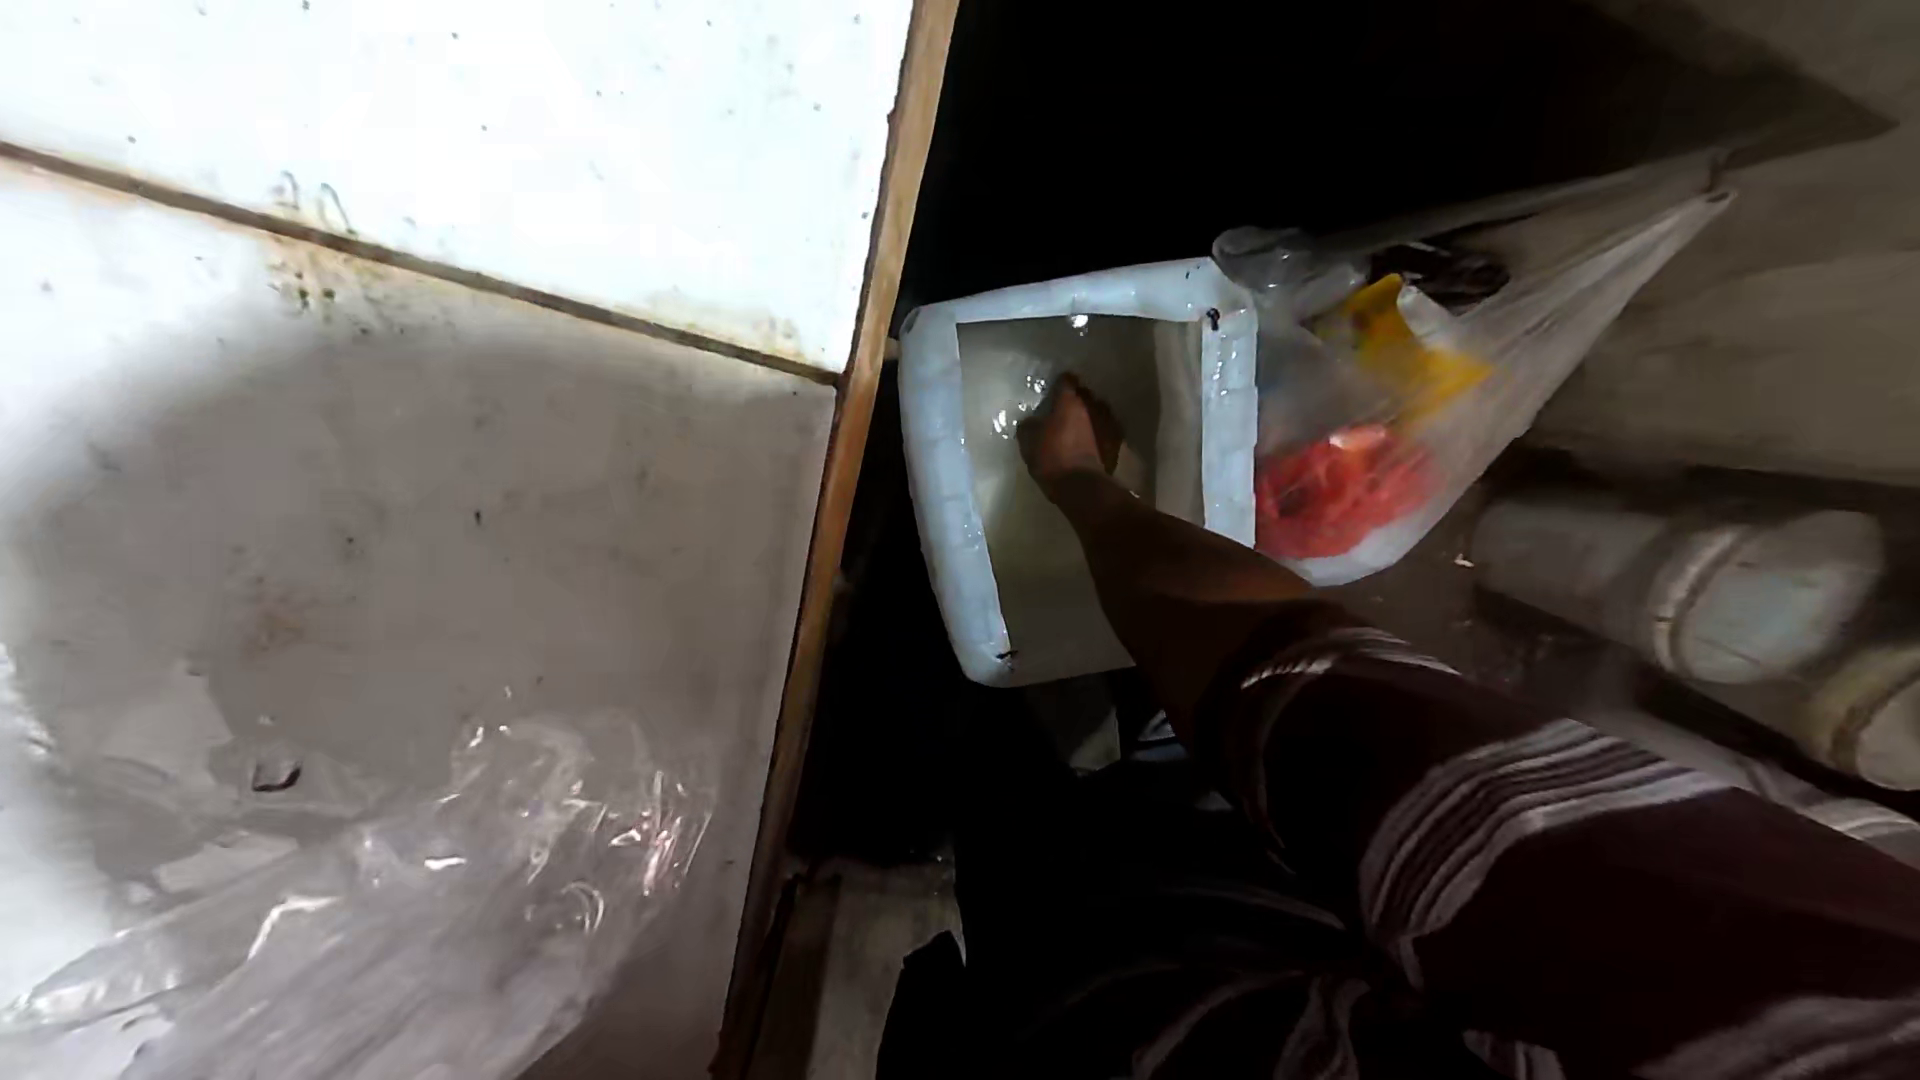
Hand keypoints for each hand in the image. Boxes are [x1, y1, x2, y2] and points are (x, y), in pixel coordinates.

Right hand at [1018, 372, 1123, 501]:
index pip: (1065, 380)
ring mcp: (1107, 422)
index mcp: (1068, 401)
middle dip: (1076, 398)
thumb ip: (1029, 424)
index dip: (1059, 383)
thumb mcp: (1028, 441)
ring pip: (1098, 410)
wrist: (1081, 486)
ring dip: (1090, 415)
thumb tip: (1032, 420)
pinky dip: (1100, 432)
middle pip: (1085, 394)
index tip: (1054, 390)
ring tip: (1082, 425)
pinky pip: (1107, 429)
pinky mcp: (1117, 440)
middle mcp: (1091, 405)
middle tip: (1065, 409)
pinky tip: (1093, 440)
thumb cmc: (1051, 458)